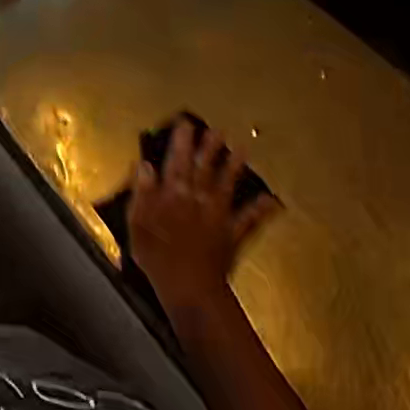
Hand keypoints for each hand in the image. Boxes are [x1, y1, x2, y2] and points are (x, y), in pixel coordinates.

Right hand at [128, 119, 280, 310]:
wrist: (188, 286)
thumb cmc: (155, 255)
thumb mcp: (137, 221)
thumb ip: (142, 192)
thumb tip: (145, 166)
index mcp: (172, 194)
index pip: (176, 161)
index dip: (181, 142)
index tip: (186, 123)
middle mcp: (196, 199)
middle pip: (203, 168)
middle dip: (210, 147)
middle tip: (218, 129)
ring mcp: (217, 215)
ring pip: (226, 185)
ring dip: (234, 166)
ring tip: (243, 149)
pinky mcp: (232, 234)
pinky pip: (248, 220)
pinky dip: (260, 210)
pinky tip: (272, 199)